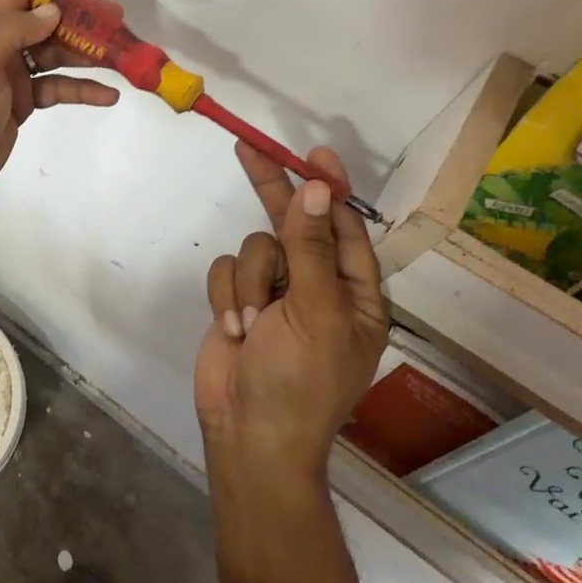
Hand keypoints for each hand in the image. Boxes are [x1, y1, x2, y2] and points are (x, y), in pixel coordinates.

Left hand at [0, 0, 119, 203]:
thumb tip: (50, 11)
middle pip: (39, 24)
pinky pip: (55, 87)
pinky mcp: (20, 101)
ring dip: (85, 54)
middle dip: (76, 19)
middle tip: (114, 14)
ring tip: (121, 53)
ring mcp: (6, 74)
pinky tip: (108, 94)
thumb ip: (13, 30)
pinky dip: (79, 89)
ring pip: (52, 55)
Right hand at [196, 143, 386, 471]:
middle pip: (295, 224)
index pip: (344, 229)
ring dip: (249, 283)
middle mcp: (317, 287)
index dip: (329, 190)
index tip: (313, 155)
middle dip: (274, 192)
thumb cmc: (300, 380)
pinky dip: (226, 297)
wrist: (248, 433)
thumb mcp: (315, 312)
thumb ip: (310, 247)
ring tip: (252, 324)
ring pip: (255, 248)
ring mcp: (275, 294)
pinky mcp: (238, 301)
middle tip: (250, 148)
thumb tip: (317, 189)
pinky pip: (227, 270)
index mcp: (355, 294)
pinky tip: (232, 330)